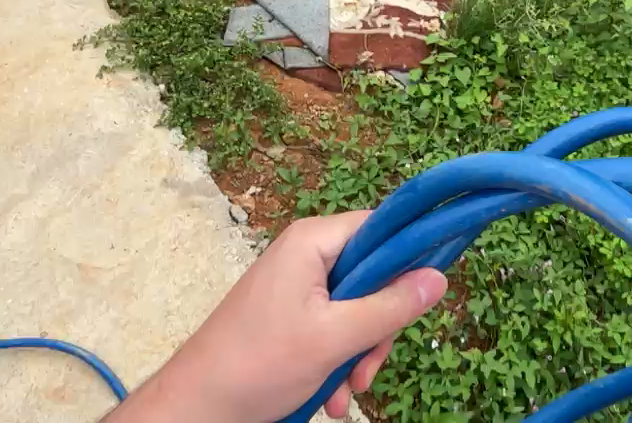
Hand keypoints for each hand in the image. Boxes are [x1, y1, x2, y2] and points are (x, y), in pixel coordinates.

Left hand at [109, 210, 446, 422]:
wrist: (191, 413)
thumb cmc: (258, 365)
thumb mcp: (334, 339)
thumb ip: (390, 308)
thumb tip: (440, 278)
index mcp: (314, 241)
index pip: (379, 227)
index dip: (406, 256)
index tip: (423, 294)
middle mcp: (307, 254)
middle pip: (371, 274)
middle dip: (377, 326)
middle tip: (368, 368)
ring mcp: (297, 285)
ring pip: (355, 307)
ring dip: (358, 352)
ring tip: (345, 394)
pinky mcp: (290, 315)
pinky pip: (332, 325)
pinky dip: (337, 359)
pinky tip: (330, 397)